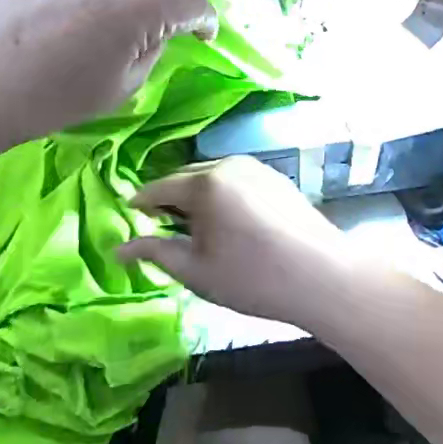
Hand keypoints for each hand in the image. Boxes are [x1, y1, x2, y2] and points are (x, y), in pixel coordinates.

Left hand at [0, 0, 217, 153]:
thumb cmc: (47, 100)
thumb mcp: (119, 90)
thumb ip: (152, 51)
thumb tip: (160, 30)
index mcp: (141, 6)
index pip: (194, 0)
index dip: (205, 20)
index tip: (202, 34)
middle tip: (167, 14)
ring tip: (106, 11)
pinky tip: (63, 4)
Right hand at [118, 157, 361, 326]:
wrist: (324, 277)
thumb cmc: (253, 278)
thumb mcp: (196, 271)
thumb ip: (155, 253)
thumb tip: (118, 249)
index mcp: (204, 184)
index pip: (158, 188)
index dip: (141, 203)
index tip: (131, 217)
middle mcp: (228, 165)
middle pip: (185, 179)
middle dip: (169, 200)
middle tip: (163, 228)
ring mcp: (255, 168)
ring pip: (211, 177)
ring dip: (197, 197)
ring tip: (198, 229)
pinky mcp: (275, 177)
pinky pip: (235, 180)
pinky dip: (222, 195)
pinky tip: (230, 223)